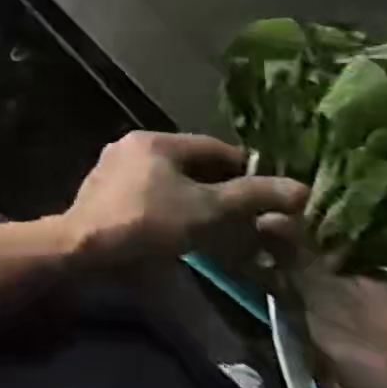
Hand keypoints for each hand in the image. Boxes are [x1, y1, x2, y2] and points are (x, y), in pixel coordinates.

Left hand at [61, 132, 307, 268]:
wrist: (85, 247)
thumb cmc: (149, 222)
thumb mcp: (207, 210)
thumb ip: (252, 197)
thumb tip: (301, 189)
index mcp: (155, 140)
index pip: (215, 148)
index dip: (248, 172)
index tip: (271, 198)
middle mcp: (132, 147)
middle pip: (192, 166)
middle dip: (223, 192)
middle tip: (250, 220)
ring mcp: (114, 170)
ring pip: (171, 184)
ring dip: (199, 204)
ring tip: (223, 232)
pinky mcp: (105, 194)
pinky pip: (150, 197)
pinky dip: (173, 212)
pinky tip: (185, 235)